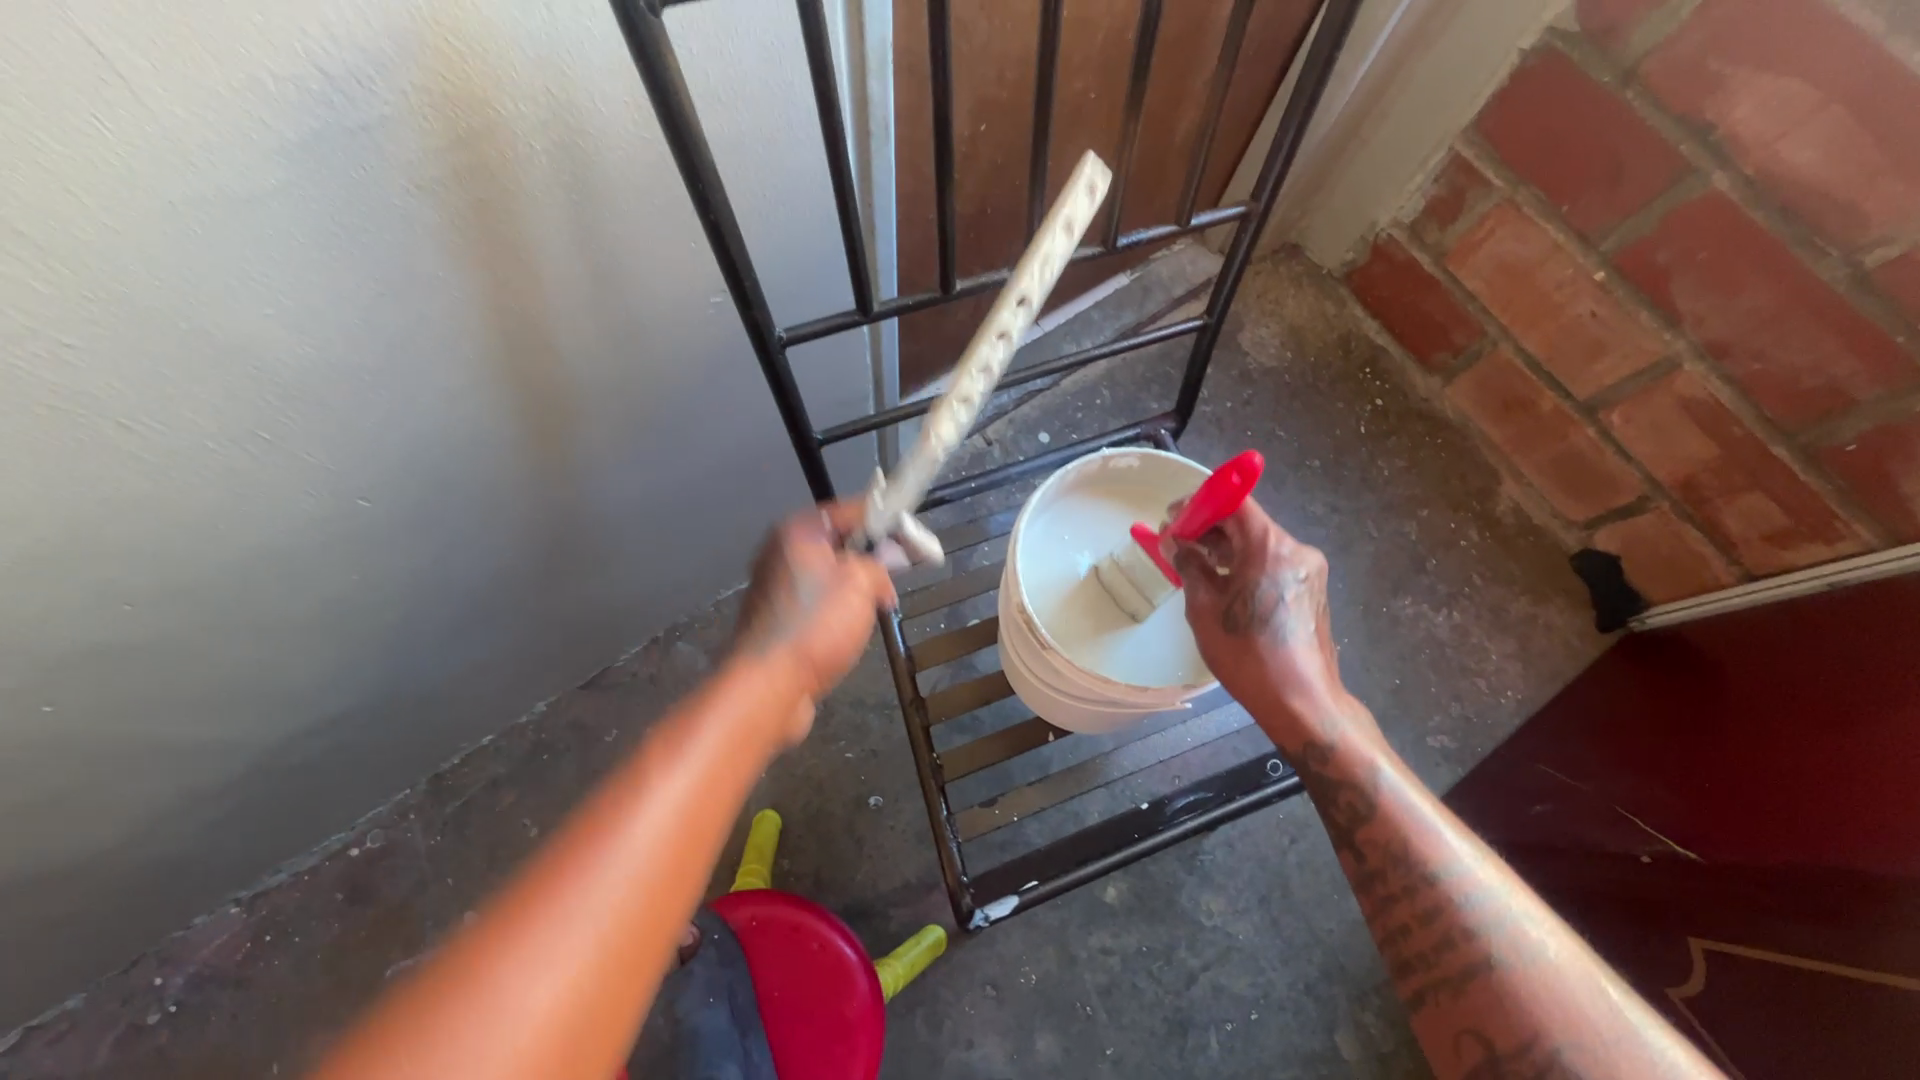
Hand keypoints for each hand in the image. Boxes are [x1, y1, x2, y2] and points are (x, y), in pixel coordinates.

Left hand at [732, 500, 897, 744]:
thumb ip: (879, 564)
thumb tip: (881, 574)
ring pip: (829, 577)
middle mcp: (781, 554)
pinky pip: (818, 605)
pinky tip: (855, 630)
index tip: (911, 530)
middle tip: (900, 571)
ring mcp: (776, 590)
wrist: (769, 685)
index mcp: (797, 532)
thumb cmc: (816, 625)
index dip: (885, 517)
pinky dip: (838, 612)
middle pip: (837, 543)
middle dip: (871, 557)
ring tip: (880, 605)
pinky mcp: (777, 622)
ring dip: (856, 589)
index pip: (850, 510)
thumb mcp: (861, 582)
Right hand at [1162, 498, 1369, 751]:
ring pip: (1258, 544)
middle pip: (1247, 522)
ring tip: (1193, 567)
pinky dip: (1244, 565)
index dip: (1200, 503)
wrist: (1301, 701)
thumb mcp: (1205, 609)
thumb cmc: (1247, 654)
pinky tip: (1221, 586)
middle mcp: (1295, 549)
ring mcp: (1308, 570)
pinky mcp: (1310, 589)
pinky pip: (1271, 563)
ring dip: (1225, 549)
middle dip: (1209, 528)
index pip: (1234, 501)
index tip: (1174, 520)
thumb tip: (1177, 543)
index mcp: (1270, 547)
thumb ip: (1190, 566)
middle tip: (1175, 544)